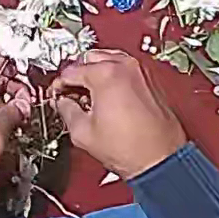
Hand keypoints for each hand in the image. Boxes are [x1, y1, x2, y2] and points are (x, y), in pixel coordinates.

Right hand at [50, 49, 188, 180]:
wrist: (160, 159)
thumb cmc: (131, 148)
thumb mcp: (83, 132)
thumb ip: (67, 111)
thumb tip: (64, 103)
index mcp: (106, 74)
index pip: (71, 71)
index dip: (59, 84)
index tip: (58, 93)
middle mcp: (125, 66)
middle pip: (90, 58)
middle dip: (78, 74)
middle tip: (72, 92)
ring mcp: (140, 71)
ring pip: (109, 59)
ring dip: (97, 71)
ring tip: (90, 94)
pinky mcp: (150, 79)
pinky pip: (125, 68)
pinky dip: (114, 76)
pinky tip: (108, 95)